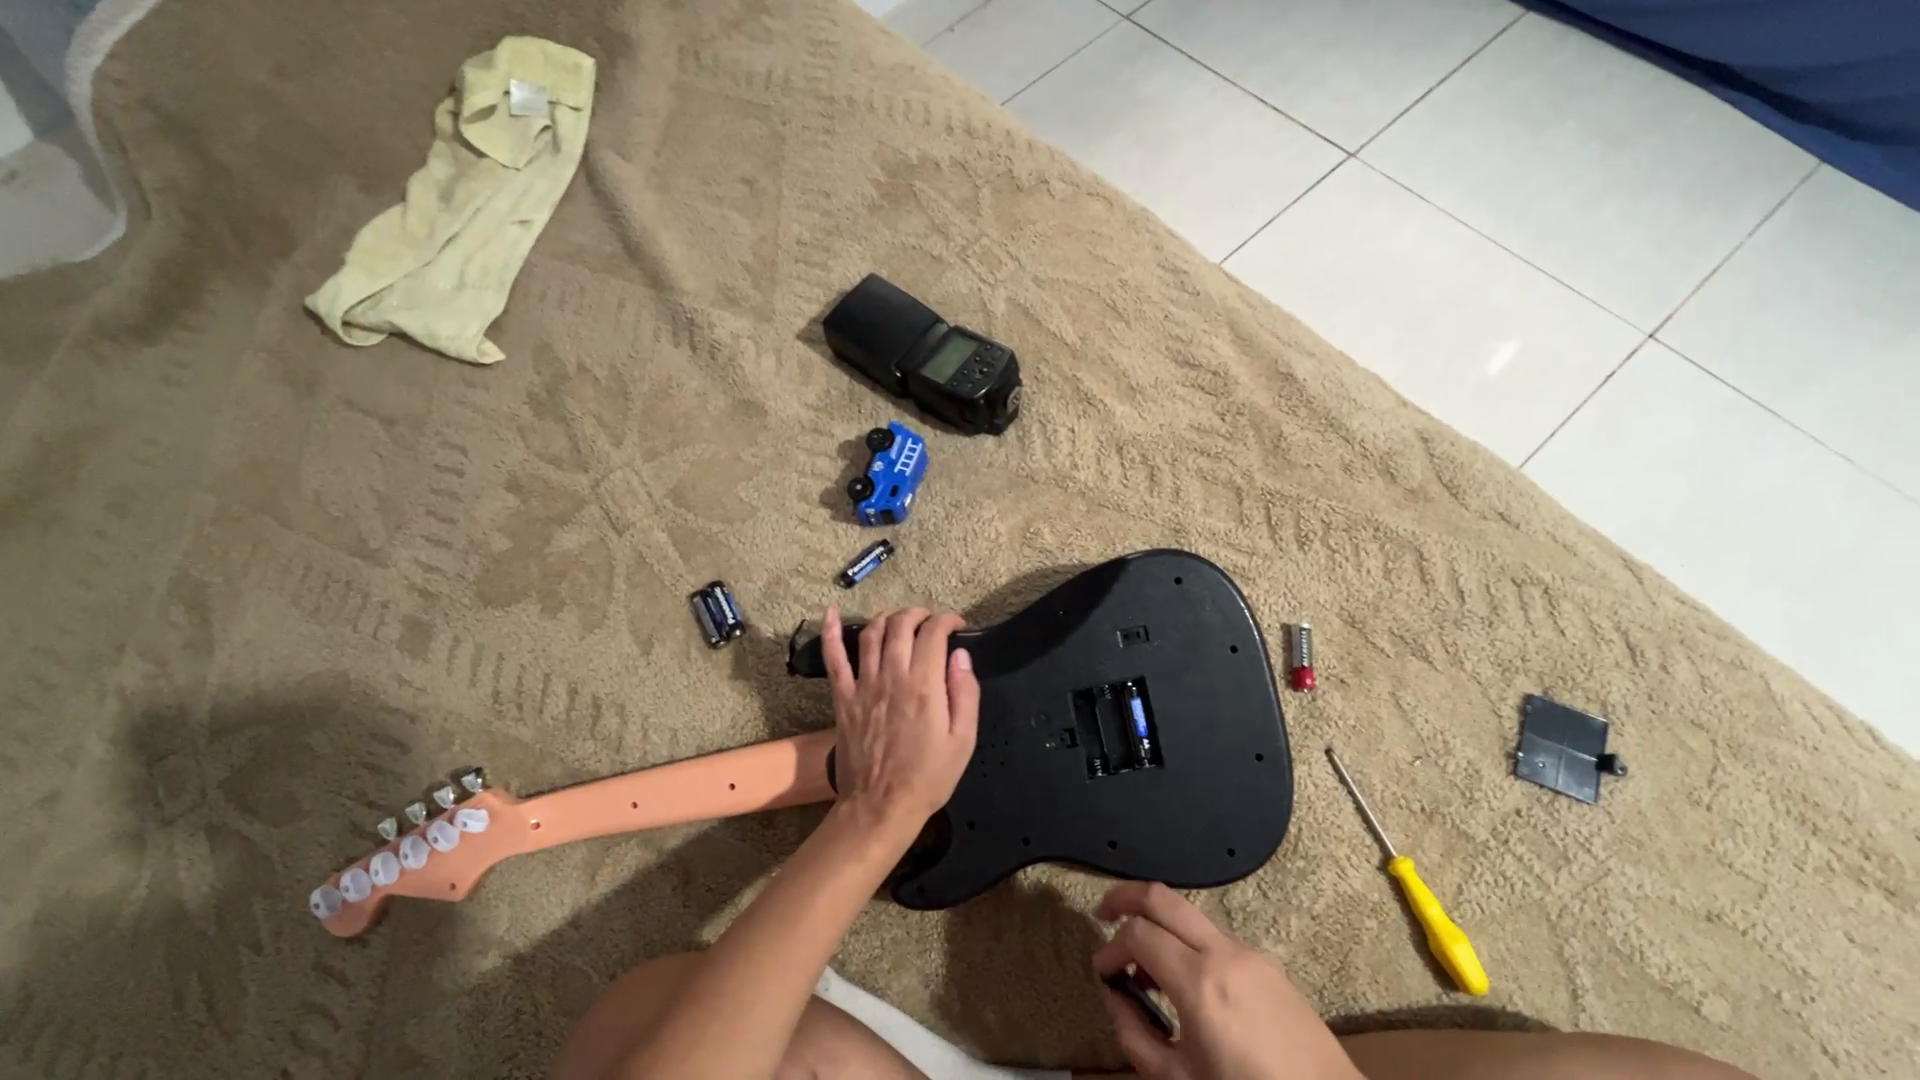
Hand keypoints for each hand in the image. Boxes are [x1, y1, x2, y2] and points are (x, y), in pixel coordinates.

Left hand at [820, 606, 979, 831]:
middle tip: (930, 621)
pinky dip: (831, 632)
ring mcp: (863, 685)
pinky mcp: (843, 698)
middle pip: (901, 625)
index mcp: (924, 686)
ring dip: (887, 617)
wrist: (882, 807)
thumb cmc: (928, 777)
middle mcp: (892, 676)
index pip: (934, 633)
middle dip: (918, 614)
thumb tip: (960, 656)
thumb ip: (965, 693)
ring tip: (900, 619)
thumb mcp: (964, 740)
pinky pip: (833, 658)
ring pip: (872, 633)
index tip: (956, 626)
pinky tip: (831, 614)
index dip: (947, 620)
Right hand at [1093, 883, 1361, 1079]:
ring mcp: (1249, 953)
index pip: (1138, 933)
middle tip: (1102, 914)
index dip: (1110, 948)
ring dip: (1157, 925)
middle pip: (1162, 897)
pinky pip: (1214, 938)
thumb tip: (1114, 997)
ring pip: (1189, 915)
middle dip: (1125, 897)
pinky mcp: (1266, 963)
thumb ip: (1134, 1036)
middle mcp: (1224, 953)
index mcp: (1200, 983)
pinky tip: (1183, 983)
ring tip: (1143, 968)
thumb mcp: (1178, 1079)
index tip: (1102, 973)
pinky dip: (1186, 944)